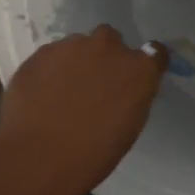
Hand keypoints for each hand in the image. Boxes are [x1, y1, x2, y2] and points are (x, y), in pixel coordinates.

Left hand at [0, 25, 169, 194]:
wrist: (41, 155)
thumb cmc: (93, 153)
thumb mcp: (128, 126)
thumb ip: (130, 97)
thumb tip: (122, 90)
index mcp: (138, 70)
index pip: (154, 53)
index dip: (145, 63)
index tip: (136, 75)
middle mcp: (107, 48)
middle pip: (110, 39)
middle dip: (104, 55)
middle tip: (93, 83)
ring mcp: (70, 46)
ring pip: (76, 45)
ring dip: (74, 61)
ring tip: (61, 91)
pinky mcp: (40, 53)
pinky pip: (50, 56)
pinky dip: (49, 70)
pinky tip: (40, 93)